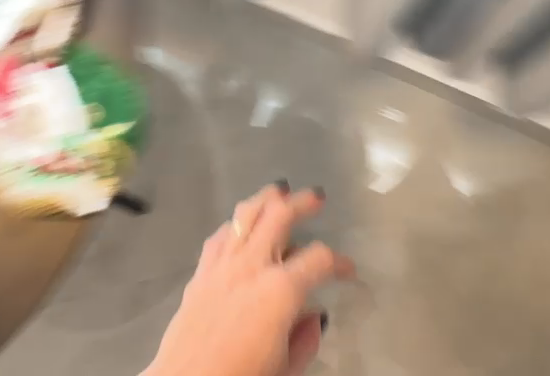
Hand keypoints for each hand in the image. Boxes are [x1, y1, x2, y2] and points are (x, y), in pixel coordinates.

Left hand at [145, 182, 355, 375]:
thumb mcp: (286, 369)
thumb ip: (303, 340)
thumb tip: (312, 317)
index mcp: (281, 291)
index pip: (319, 260)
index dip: (339, 262)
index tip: (348, 269)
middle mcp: (252, 265)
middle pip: (280, 215)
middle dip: (302, 202)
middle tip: (317, 198)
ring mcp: (223, 263)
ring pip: (246, 214)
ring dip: (266, 198)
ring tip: (279, 191)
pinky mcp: (201, 270)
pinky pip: (221, 234)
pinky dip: (236, 223)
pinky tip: (241, 225)